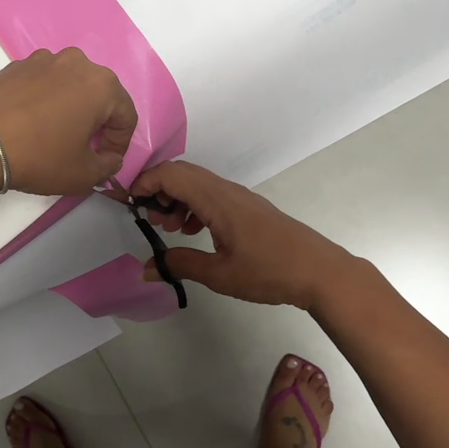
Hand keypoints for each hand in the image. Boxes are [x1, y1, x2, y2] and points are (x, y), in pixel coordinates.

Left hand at [0, 48, 136, 195]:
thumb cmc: (39, 156)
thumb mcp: (84, 174)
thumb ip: (108, 166)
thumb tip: (108, 158)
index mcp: (101, 84)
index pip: (126, 115)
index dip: (120, 143)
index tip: (106, 161)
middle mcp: (76, 63)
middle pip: (99, 95)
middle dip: (97, 122)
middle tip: (84, 149)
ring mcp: (43, 60)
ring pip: (69, 86)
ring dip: (70, 108)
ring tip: (55, 136)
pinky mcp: (15, 66)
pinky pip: (42, 84)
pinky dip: (44, 101)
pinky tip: (30, 125)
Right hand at [127, 161, 356, 310]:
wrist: (319, 271)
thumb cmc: (269, 271)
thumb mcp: (219, 274)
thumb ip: (180, 265)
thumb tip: (148, 268)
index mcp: (216, 200)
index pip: (171, 174)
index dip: (145, 182)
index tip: (129, 203)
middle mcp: (226, 190)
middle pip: (182, 173)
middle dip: (158, 190)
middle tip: (149, 219)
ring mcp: (239, 197)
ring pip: (197, 183)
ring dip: (176, 198)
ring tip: (170, 228)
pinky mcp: (248, 207)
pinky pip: (211, 194)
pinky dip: (193, 205)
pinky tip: (193, 231)